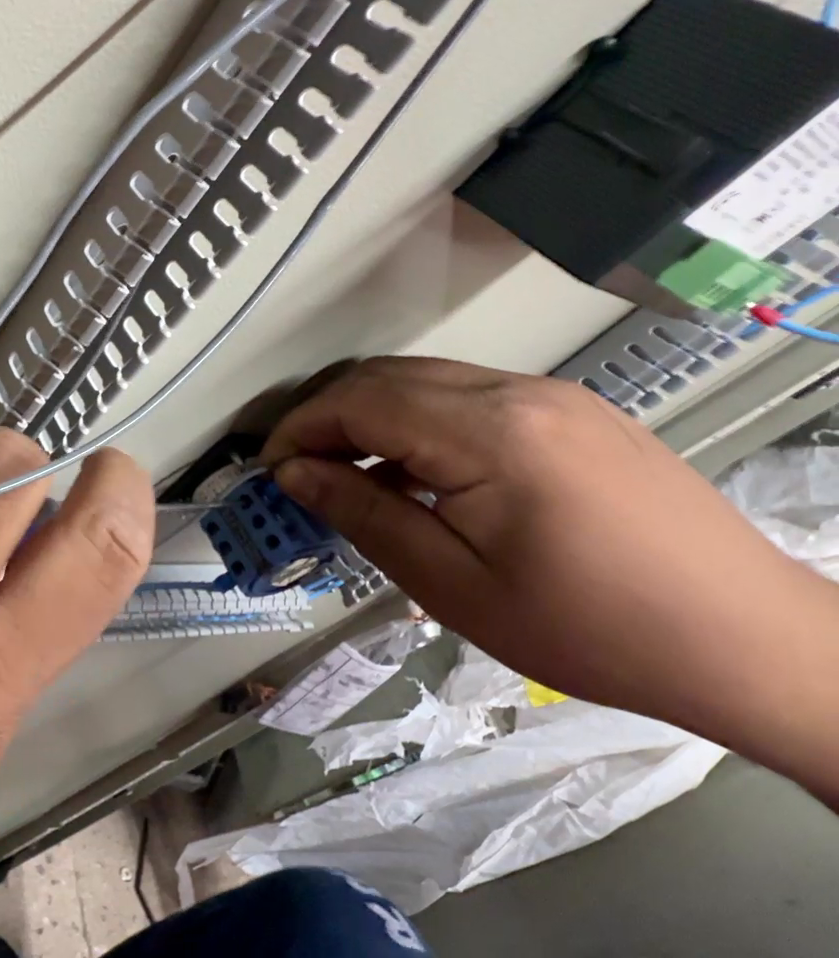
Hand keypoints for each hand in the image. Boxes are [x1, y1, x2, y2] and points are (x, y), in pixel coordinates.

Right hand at [261, 357, 838, 805]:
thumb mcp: (452, 584)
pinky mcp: (580, 414)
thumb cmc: (591, 628)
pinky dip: (419, 420)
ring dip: (371, 415)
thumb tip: (294, 474)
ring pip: (428, 379)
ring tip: (346, 474)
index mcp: (489, 433)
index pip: (360, 401)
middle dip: (327, 415)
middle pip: (389, 375)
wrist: (751, 645)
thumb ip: (364, 515)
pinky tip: (415, 472)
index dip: (300, 428)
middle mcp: (522, 393)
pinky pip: (472, 396)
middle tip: (296, 470)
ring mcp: (558, 398)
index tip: (269, 471)